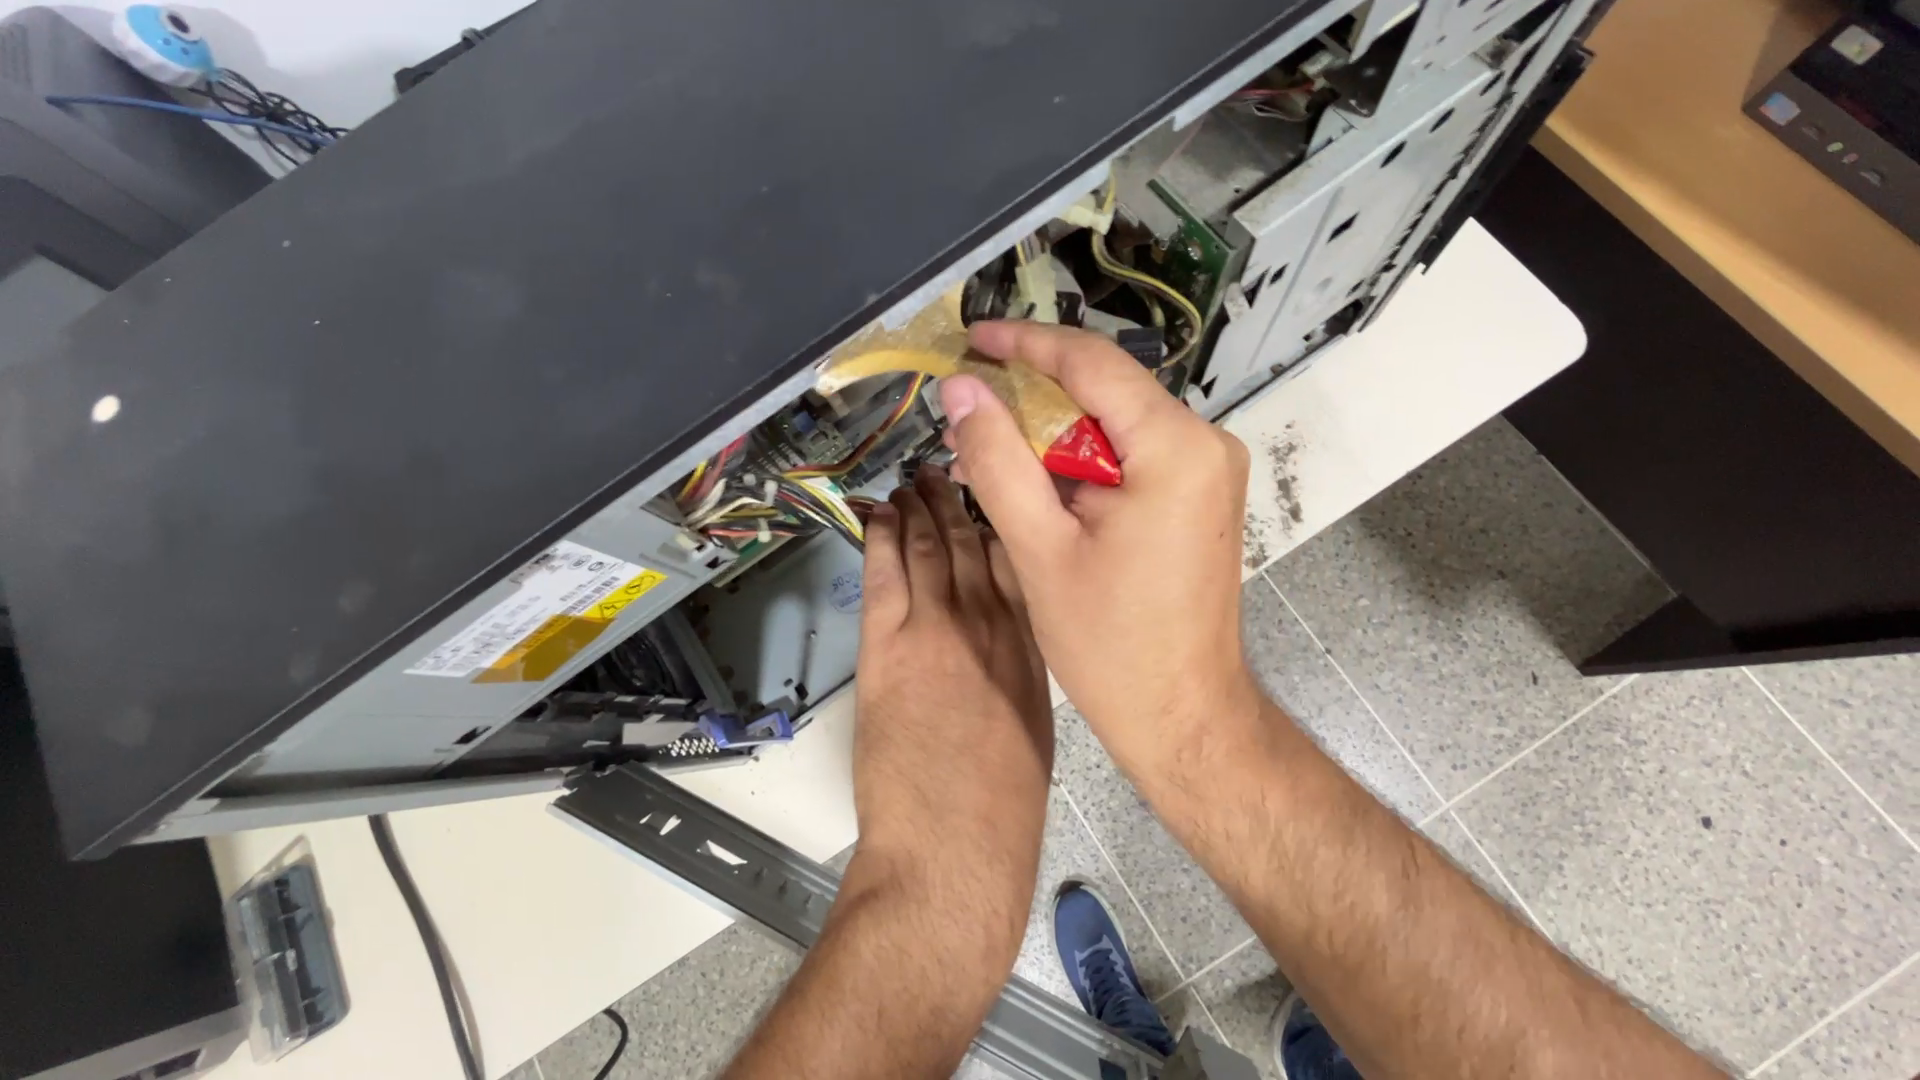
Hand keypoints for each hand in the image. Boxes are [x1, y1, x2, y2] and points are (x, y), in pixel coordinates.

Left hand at [846, 465, 1052, 952]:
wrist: (955, 847)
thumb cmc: (999, 808)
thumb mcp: (1031, 731)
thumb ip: (1017, 679)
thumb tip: (1003, 651)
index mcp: (1031, 649)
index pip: (1019, 566)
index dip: (1004, 523)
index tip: (994, 497)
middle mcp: (992, 627)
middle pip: (976, 545)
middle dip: (959, 502)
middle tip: (947, 471)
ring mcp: (940, 630)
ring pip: (931, 548)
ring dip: (919, 508)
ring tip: (912, 479)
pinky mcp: (892, 646)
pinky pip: (886, 574)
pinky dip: (882, 538)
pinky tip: (879, 514)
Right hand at [940, 321, 1262, 784]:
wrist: (1183, 713)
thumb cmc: (1111, 644)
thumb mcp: (1039, 548)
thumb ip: (997, 459)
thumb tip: (960, 389)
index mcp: (1175, 447)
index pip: (1092, 363)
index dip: (1024, 344)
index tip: (969, 338)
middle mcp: (1205, 443)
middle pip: (1105, 389)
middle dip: (1032, 394)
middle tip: (966, 404)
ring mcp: (1208, 470)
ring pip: (1115, 422)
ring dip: (1051, 432)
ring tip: (985, 449)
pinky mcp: (1199, 495)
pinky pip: (1132, 454)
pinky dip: (1080, 461)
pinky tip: (1035, 481)